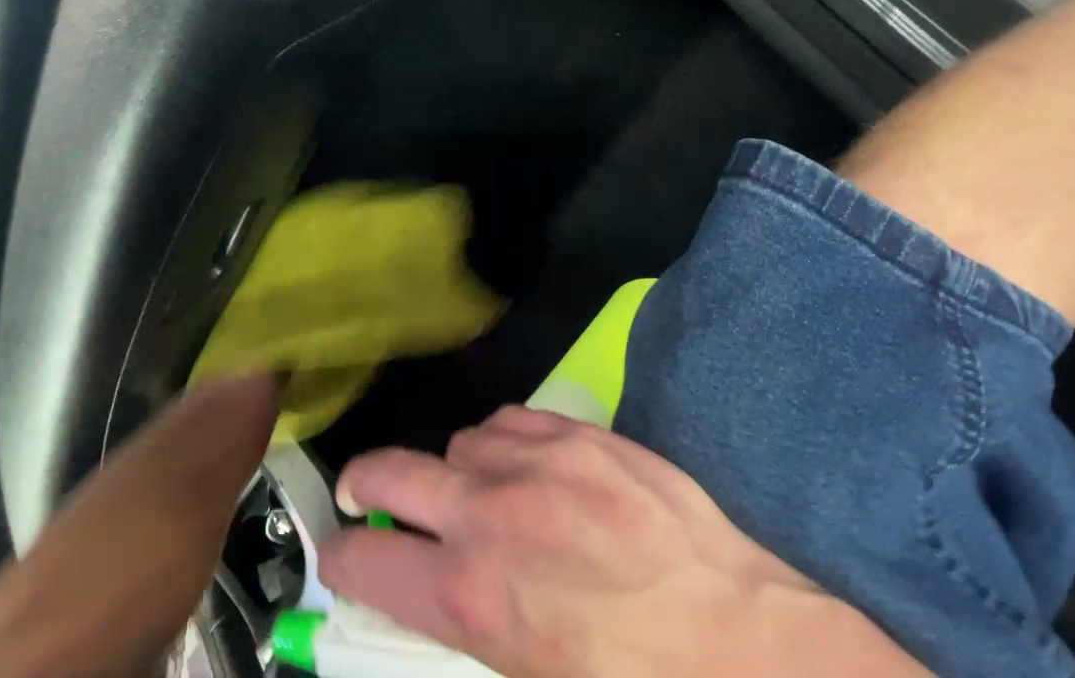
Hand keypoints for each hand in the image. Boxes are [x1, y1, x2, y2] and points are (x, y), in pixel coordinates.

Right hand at [318, 406, 928, 677]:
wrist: (733, 633)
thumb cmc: (625, 675)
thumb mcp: (521, 672)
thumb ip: (457, 634)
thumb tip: (423, 599)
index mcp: (467, 595)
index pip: (358, 558)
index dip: (341, 559)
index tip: (349, 557)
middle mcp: (489, 515)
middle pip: (387, 471)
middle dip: (366, 485)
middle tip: (373, 498)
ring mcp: (539, 465)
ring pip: (458, 442)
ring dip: (454, 470)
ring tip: (479, 494)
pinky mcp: (583, 437)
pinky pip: (511, 421)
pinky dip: (502, 444)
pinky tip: (525, 468)